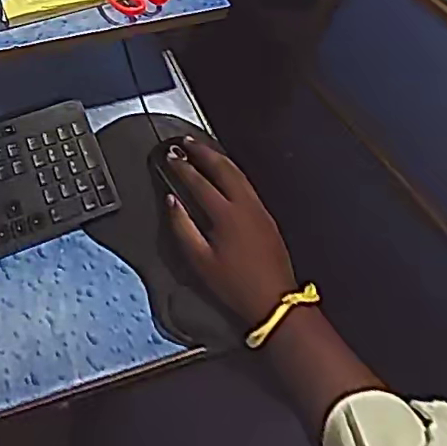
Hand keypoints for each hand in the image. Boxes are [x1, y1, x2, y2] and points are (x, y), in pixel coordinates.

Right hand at [163, 137, 297, 323]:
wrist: (276, 304)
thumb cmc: (233, 284)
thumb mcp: (199, 260)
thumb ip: (181, 226)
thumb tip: (171, 200)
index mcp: (226, 215)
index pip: (199, 182)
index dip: (182, 167)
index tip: (170, 156)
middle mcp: (244, 205)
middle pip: (223, 168)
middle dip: (203, 152)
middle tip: (186, 141)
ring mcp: (259, 209)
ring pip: (237, 173)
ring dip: (218, 158)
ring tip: (202, 148)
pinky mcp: (266, 216)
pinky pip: (246, 183)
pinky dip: (231, 170)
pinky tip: (224, 170)